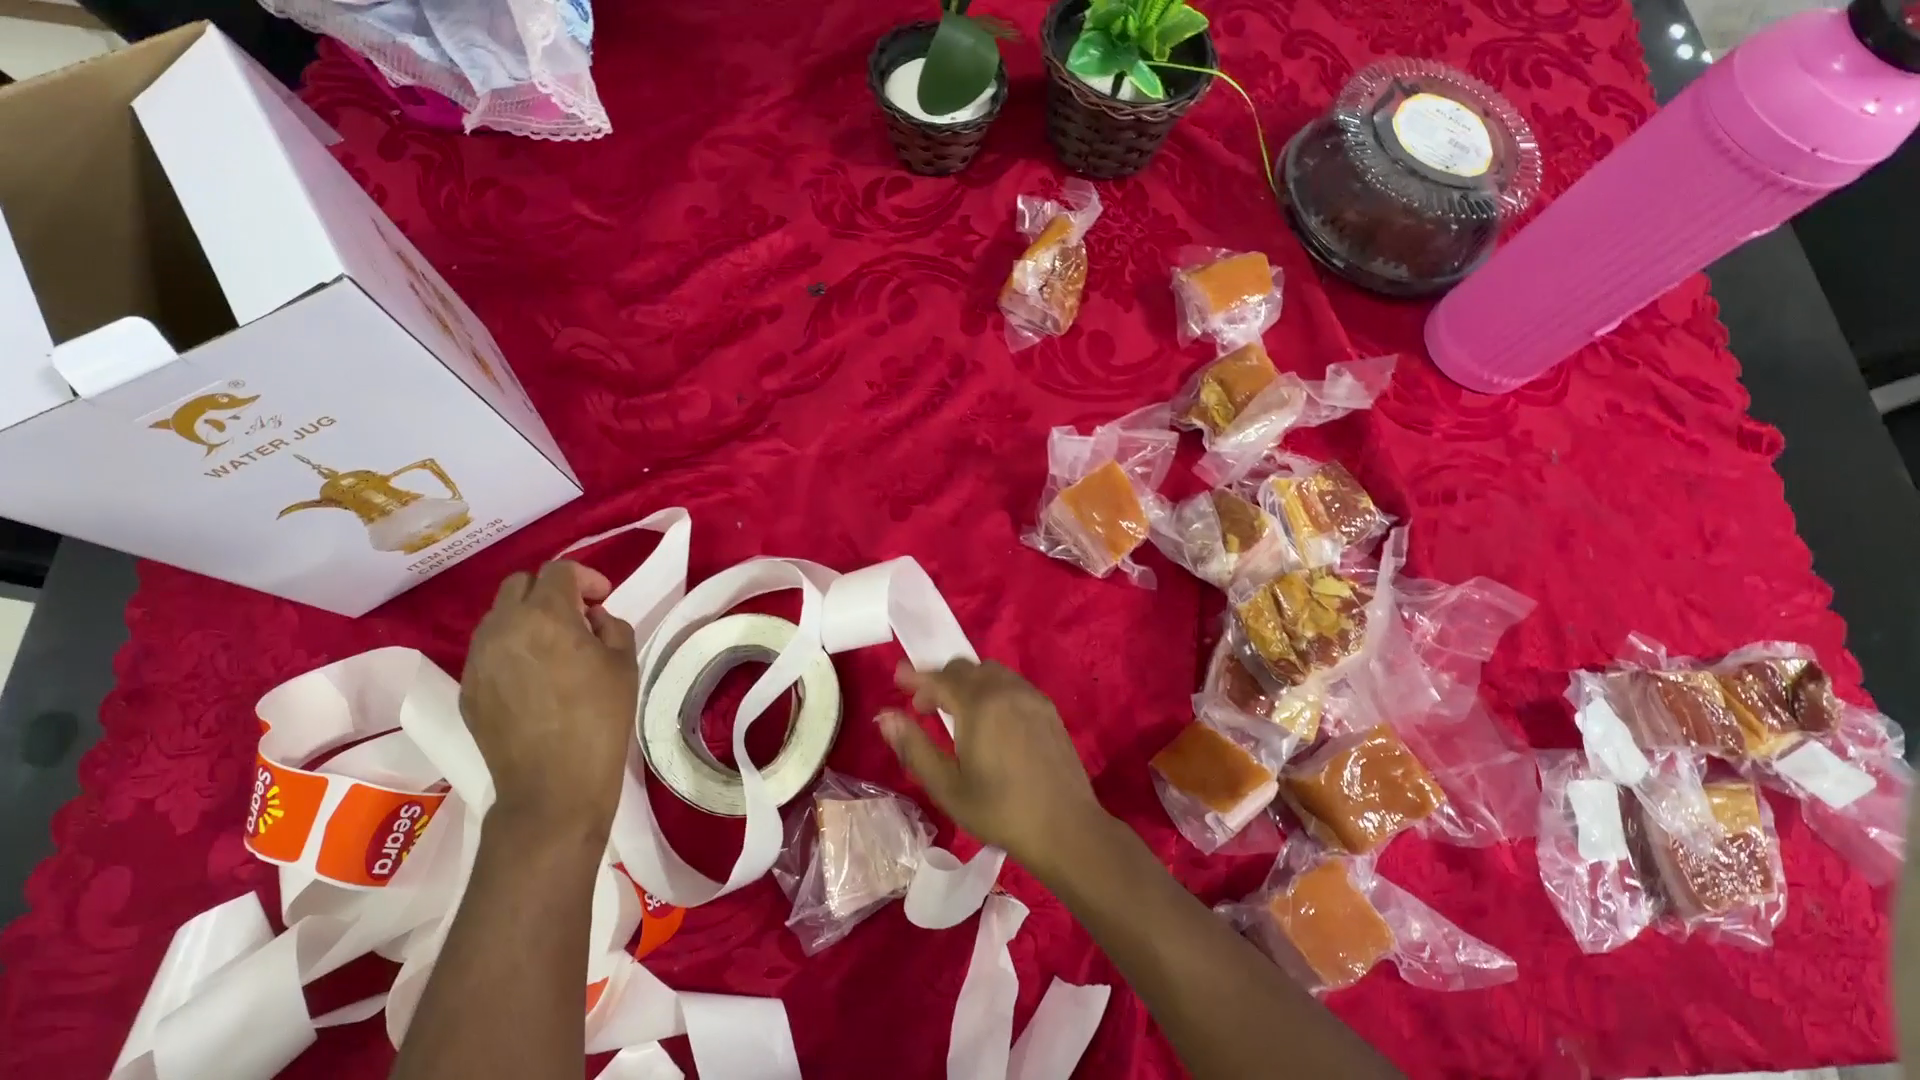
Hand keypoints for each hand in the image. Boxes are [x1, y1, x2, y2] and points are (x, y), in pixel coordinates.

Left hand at [460, 561, 638, 835]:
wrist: (553, 785)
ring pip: (499, 616)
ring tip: (553, 649)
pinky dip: (512, 650)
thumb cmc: (600, 720)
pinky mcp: (468, 687)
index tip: (602, 600)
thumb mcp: (624, 664)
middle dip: (550, 592)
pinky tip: (534, 680)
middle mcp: (503, 626)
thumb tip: (590, 619)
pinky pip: (489, 651)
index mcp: (545, 615)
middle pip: (520, 584)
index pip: (559, 570)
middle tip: (577, 619)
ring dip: (527, 619)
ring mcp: (478, 657)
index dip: (586, 577)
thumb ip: (610, 626)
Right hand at [878, 659, 1109, 879]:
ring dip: (968, 683)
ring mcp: (1031, 697)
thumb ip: (914, 747)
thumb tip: (886, 717)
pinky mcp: (1048, 709)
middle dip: (940, 681)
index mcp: (979, 706)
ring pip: (991, 672)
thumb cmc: (1000, 812)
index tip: (897, 677)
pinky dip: (992, 690)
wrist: (1064, 827)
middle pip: (965, 669)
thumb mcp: (947, 787)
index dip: (915, 677)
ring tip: (957, 715)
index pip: (939, 678)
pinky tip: (990, 721)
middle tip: (925, 708)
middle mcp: (1005, 691)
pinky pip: (1012, 684)